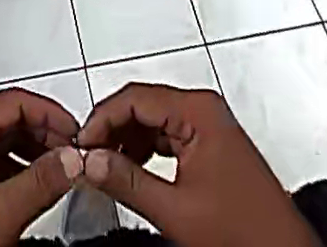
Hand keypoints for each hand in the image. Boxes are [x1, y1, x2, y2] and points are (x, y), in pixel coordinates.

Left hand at [0, 88, 84, 246]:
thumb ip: (41, 181)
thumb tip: (73, 159)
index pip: (18, 102)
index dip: (52, 116)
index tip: (76, 134)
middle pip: (17, 116)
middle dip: (48, 135)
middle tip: (73, 153)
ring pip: (13, 135)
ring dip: (39, 150)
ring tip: (62, 168)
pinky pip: (4, 153)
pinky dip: (26, 163)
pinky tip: (42, 180)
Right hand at [76, 83, 318, 246]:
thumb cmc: (246, 230)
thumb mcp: (176, 210)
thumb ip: (128, 181)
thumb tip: (91, 161)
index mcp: (199, 110)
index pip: (136, 97)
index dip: (103, 118)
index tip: (81, 143)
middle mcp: (204, 108)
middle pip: (143, 104)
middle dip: (112, 129)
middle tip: (87, 156)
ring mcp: (207, 123)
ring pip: (152, 119)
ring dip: (125, 140)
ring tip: (103, 167)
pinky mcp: (207, 142)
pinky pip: (165, 134)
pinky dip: (143, 150)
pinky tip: (129, 170)